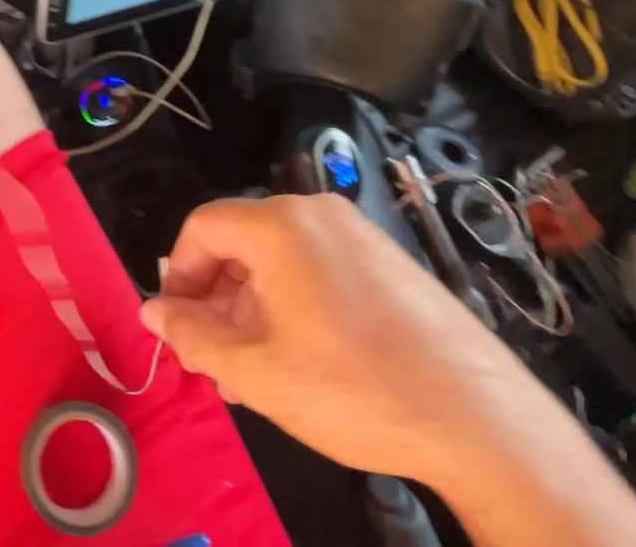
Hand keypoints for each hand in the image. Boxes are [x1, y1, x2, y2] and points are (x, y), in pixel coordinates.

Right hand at [140, 194, 535, 483]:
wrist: (482, 421)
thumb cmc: (352, 388)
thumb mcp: (253, 370)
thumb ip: (191, 335)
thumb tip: (153, 312)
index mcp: (279, 225)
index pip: (202, 228)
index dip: (178, 276)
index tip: (178, 327)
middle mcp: (318, 214)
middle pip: (240, 243)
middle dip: (216, 301)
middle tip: (214, 362)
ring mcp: (360, 236)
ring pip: (278, 262)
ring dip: (251, 310)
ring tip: (255, 374)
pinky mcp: (390, 263)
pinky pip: (317, 270)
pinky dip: (292, 306)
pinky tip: (301, 361)